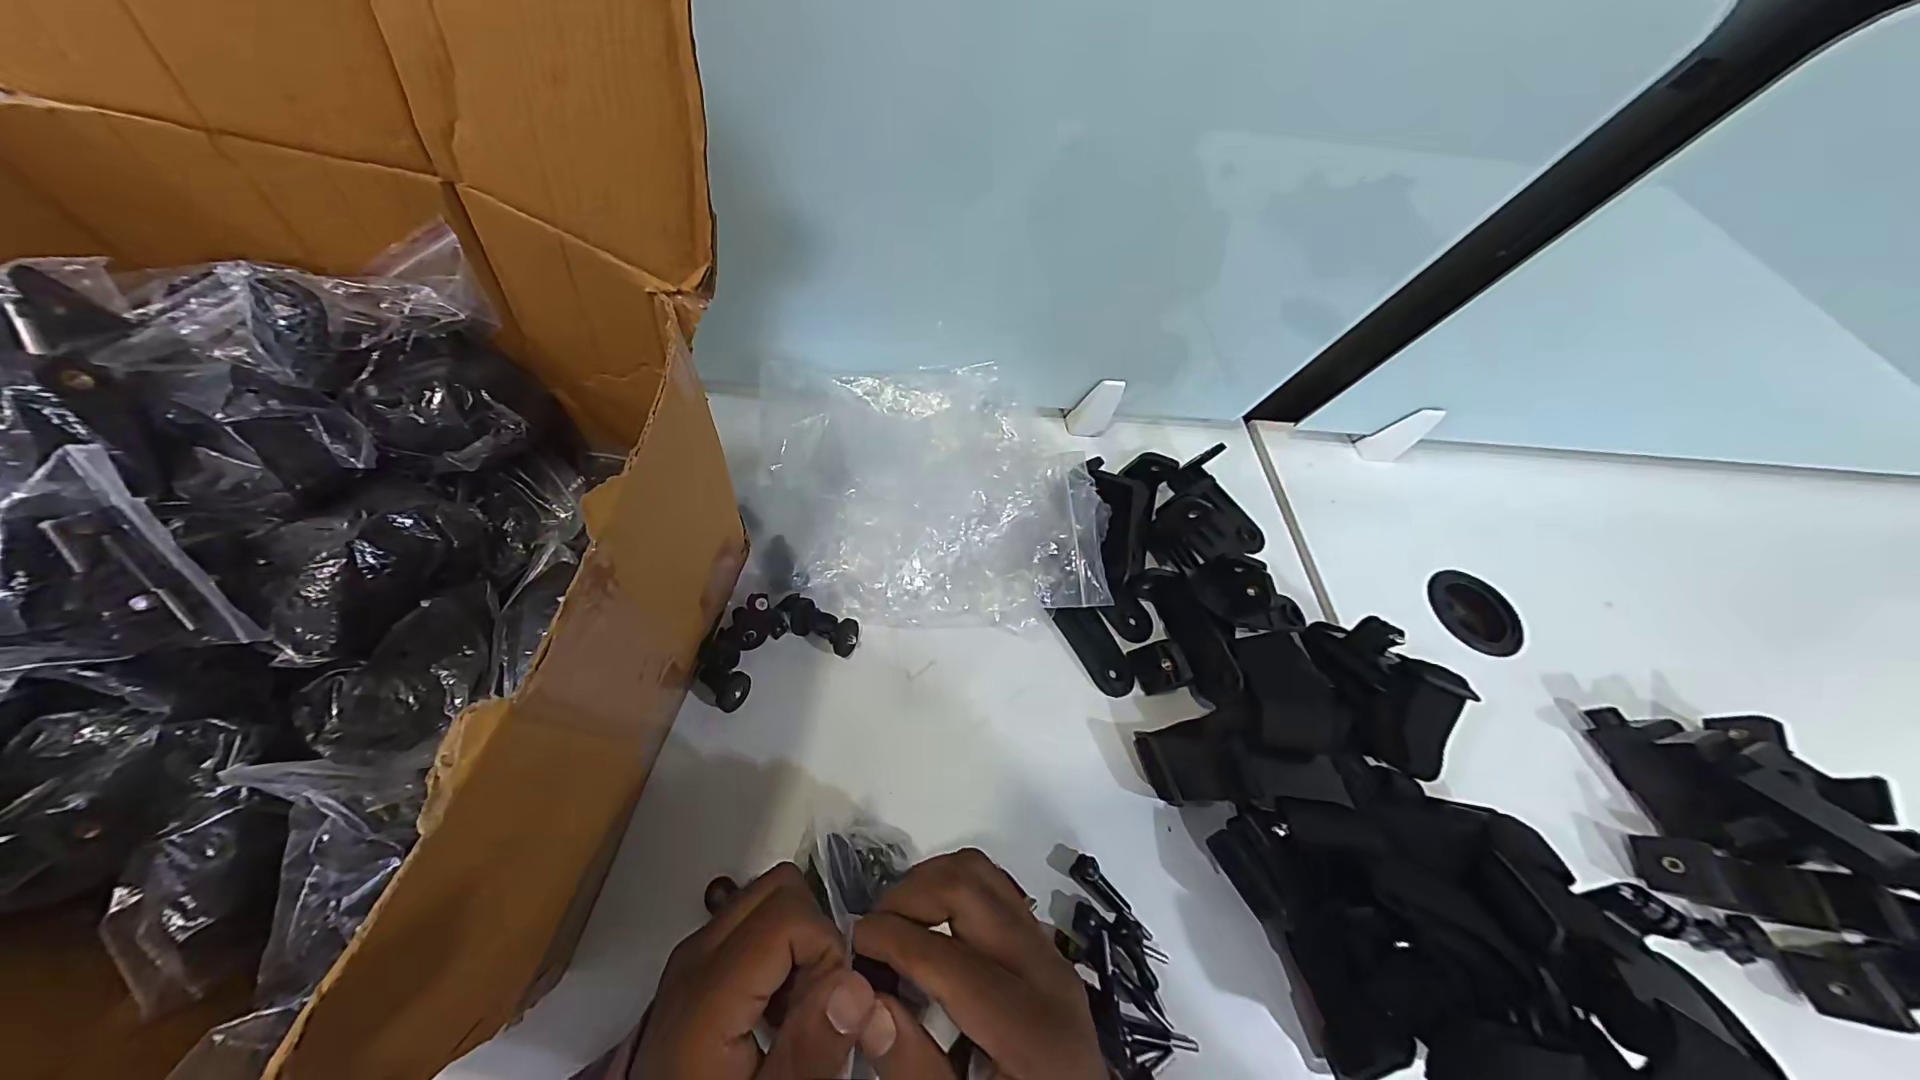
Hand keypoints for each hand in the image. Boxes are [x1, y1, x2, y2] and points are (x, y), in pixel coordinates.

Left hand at [633, 863, 898, 1079]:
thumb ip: (810, 1050)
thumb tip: (857, 986)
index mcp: (706, 992)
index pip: (790, 913)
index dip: (826, 950)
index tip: (828, 1008)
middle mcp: (695, 954)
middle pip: (779, 887)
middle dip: (816, 932)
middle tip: (816, 1000)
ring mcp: (692, 952)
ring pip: (768, 894)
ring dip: (800, 937)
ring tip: (796, 1007)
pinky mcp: (697, 960)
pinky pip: (753, 917)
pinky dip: (781, 943)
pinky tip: (777, 1005)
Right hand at [852, 850, 1107, 1078]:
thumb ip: (913, 1067)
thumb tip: (865, 1001)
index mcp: (1031, 1028)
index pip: (947, 957)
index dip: (890, 941)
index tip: (851, 944)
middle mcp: (1047, 972)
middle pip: (968, 887)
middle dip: (907, 897)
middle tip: (871, 932)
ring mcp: (1050, 952)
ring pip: (983, 872)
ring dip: (930, 884)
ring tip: (897, 923)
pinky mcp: (1044, 947)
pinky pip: (995, 887)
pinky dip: (953, 889)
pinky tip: (930, 926)